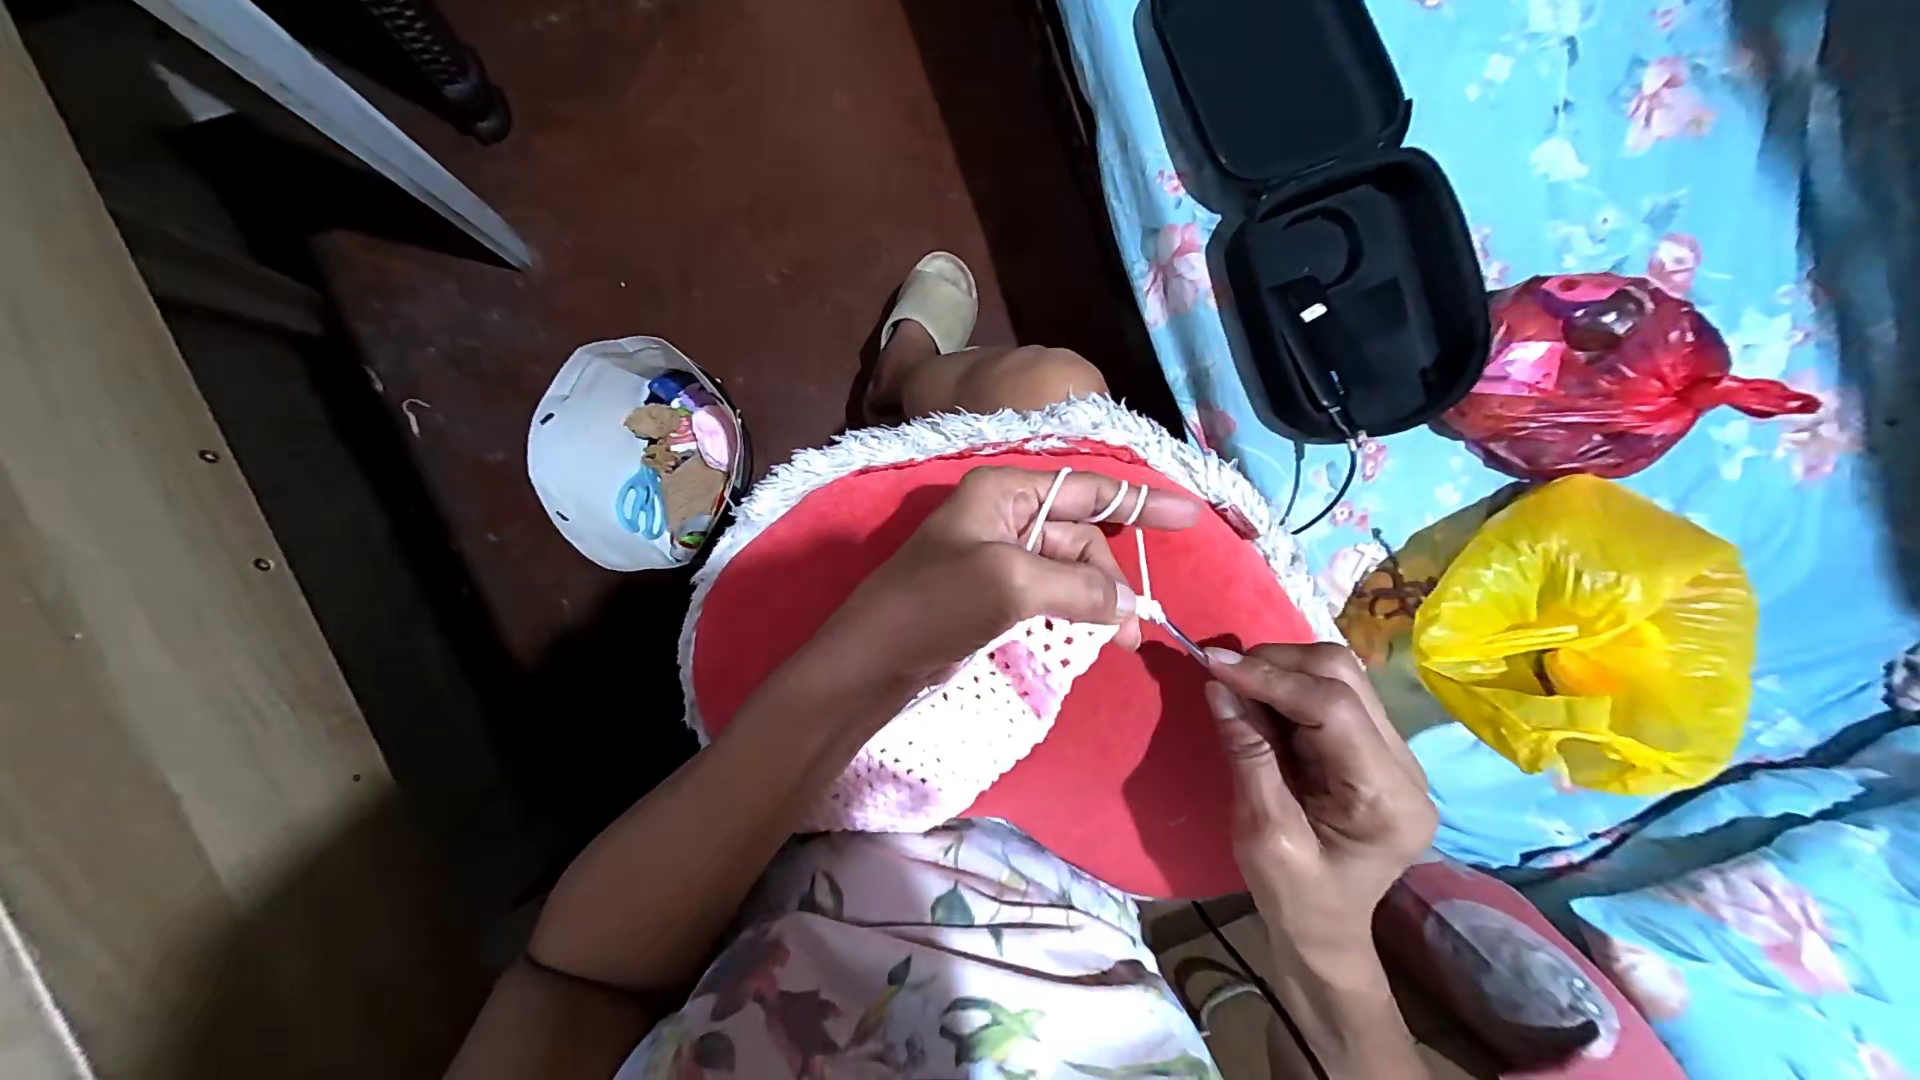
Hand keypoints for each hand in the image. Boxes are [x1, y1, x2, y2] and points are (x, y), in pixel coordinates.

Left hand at [803, 465, 1199, 698]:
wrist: (874, 660)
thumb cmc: (935, 605)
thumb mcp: (1012, 584)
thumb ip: (1077, 586)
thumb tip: (1125, 603)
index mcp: (1003, 493)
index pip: (1086, 489)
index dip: (1141, 500)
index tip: (1191, 517)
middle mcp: (1003, 518)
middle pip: (1080, 536)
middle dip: (1112, 576)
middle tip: (1133, 623)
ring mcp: (998, 558)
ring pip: (1069, 571)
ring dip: (1097, 600)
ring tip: (1116, 640)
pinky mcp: (995, 595)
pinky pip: (1051, 595)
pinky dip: (1075, 613)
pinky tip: (1090, 637)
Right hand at [1203, 644, 1435, 969]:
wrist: (1324, 928)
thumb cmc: (1292, 895)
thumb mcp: (1262, 831)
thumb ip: (1247, 752)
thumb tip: (1217, 684)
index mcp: (1386, 797)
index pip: (1332, 707)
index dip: (1269, 677)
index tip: (1212, 663)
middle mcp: (1404, 766)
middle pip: (1343, 676)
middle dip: (1275, 664)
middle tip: (1222, 676)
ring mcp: (1394, 753)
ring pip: (1339, 675)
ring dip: (1280, 670)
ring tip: (1237, 687)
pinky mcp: (1372, 747)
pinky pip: (1330, 692)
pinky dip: (1287, 685)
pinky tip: (1258, 701)